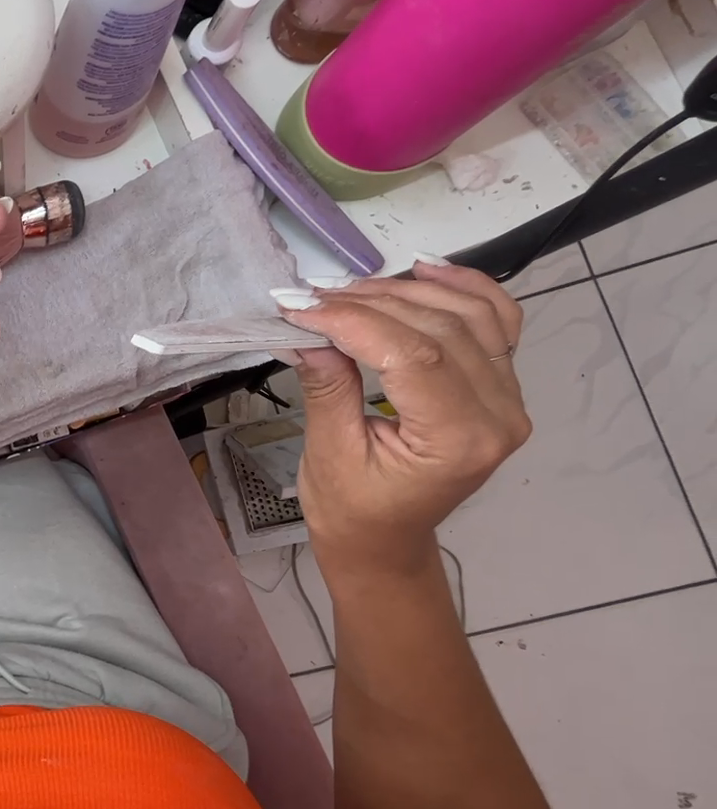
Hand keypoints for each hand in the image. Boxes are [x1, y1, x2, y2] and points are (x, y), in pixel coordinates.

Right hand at [280, 258, 531, 574]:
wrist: (383, 539)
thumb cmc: (350, 510)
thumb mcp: (329, 455)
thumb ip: (329, 390)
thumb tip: (309, 334)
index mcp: (459, 439)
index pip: (414, 356)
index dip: (355, 322)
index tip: (300, 309)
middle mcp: (500, 411)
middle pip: (444, 329)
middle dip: (372, 303)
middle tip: (310, 296)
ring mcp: (508, 395)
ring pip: (473, 315)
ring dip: (408, 291)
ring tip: (347, 288)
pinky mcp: (499, 385)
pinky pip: (496, 322)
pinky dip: (465, 288)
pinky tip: (426, 270)